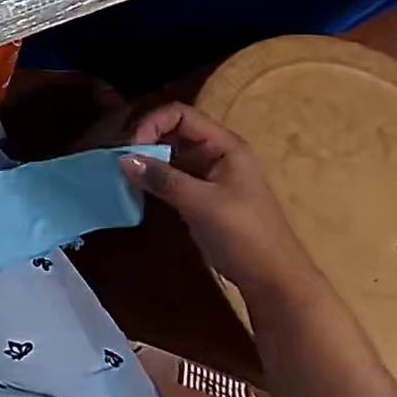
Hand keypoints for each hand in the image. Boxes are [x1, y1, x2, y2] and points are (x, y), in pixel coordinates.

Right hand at [122, 103, 319, 300]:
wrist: (274, 281)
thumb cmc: (245, 236)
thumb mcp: (202, 204)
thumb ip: (162, 178)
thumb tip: (123, 159)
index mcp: (224, 145)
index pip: (180, 115)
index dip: (153, 124)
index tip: (132, 148)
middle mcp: (215, 153)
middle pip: (173, 131)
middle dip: (146, 140)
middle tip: (122, 161)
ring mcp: (208, 174)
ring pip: (169, 153)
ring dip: (146, 160)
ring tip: (124, 173)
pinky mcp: (200, 194)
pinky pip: (170, 175)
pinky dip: (152, 177)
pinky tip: (137, 188)